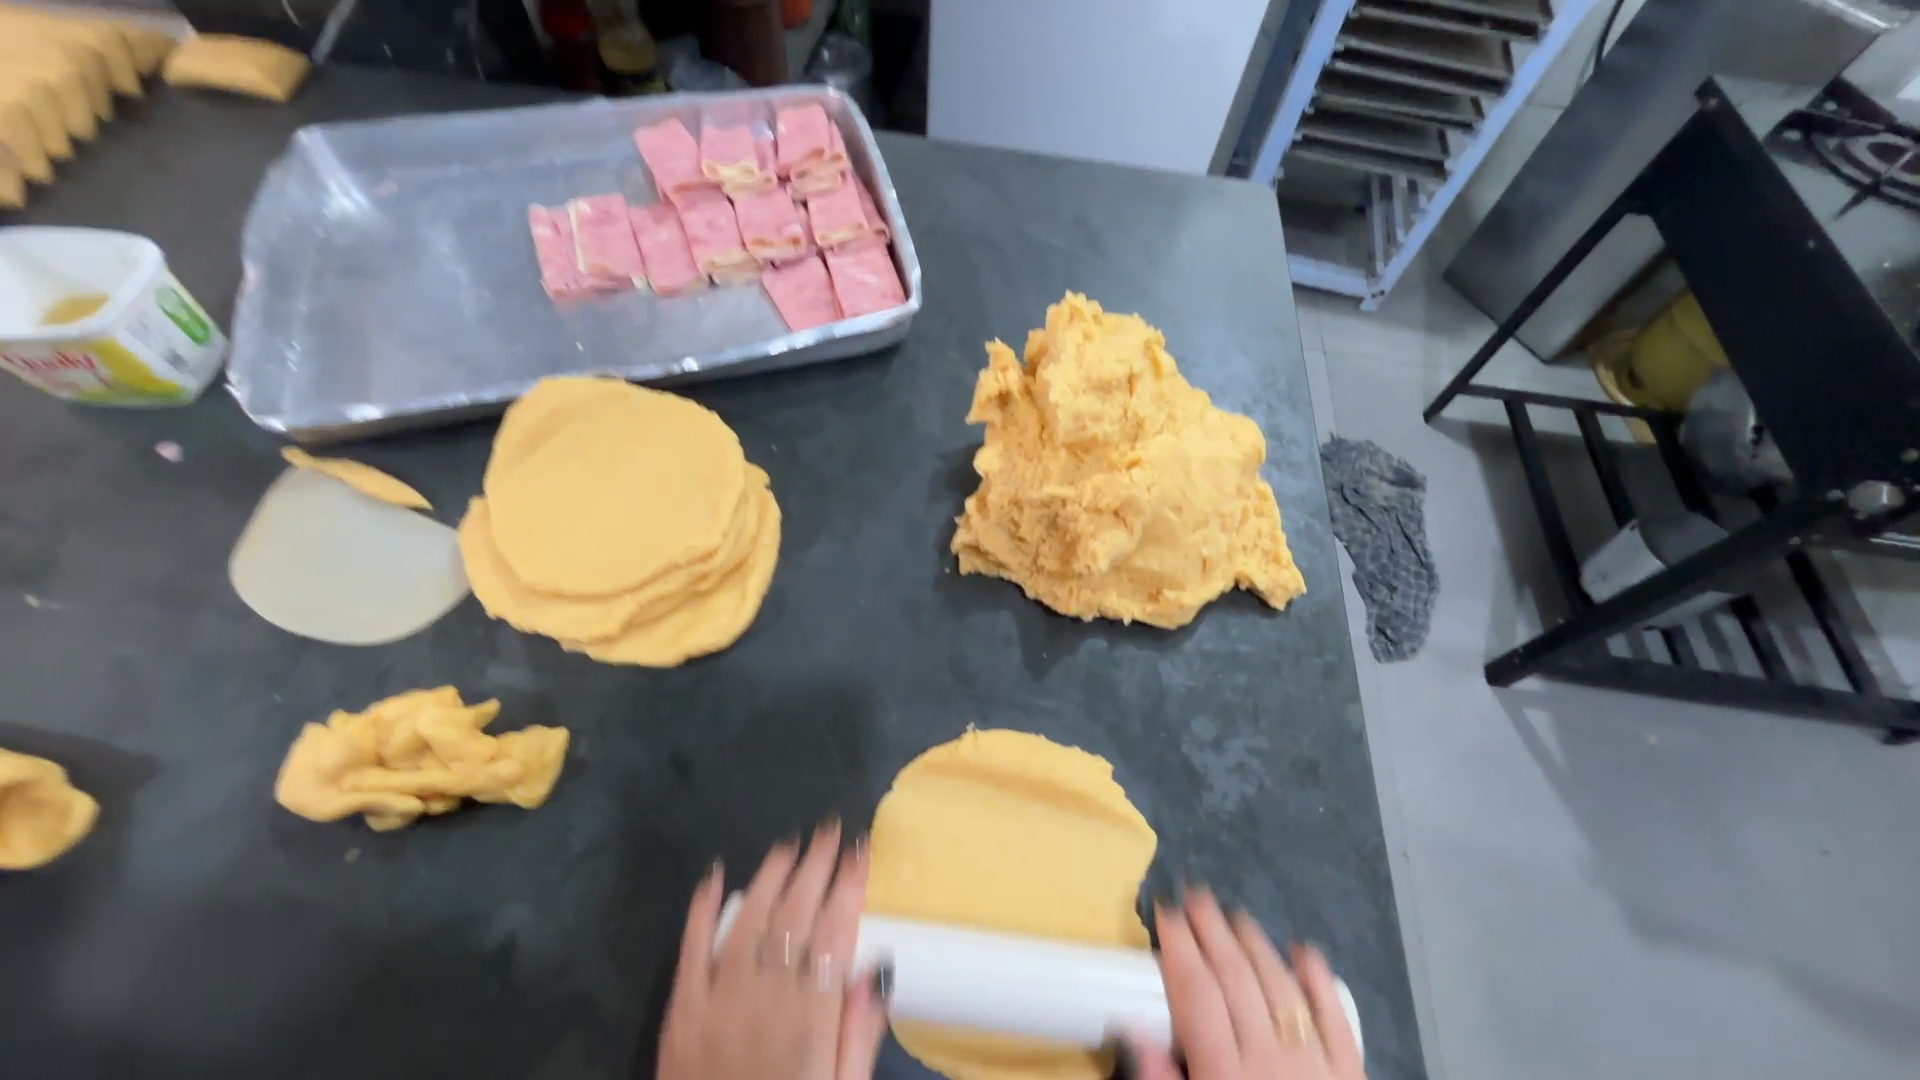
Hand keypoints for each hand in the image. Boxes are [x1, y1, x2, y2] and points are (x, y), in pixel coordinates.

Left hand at [658, 822, 888, 1079]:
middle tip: (830, 831)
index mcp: (810, 1018)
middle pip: (796, 916)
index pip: (837, 932)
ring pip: (750, 920)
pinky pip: (691, 948)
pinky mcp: (682, 1009)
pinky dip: (702, 908)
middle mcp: (766, 998)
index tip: (861, 851)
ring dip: (772, 876)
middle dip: (816, 866)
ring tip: (790, 845)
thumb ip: (858, 1034)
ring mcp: (719, 999)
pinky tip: (715, 875)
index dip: (850, 886)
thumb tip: (877, 968)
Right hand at [1129, 888, 1365, 1079]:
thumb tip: (1132, 1028)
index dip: (1179, 947)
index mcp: (1226, 1078)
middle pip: (1237, 980)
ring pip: (1283, 988)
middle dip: (1212, 932)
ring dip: (1256, 945)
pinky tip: (1305, 951)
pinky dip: (1320, 982)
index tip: (1163, 913)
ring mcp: (1318, 1070)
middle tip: (1193, 896)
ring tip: (1234, 915)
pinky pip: (1337, 1021)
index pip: (1197, 995)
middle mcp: (1273, 1064)